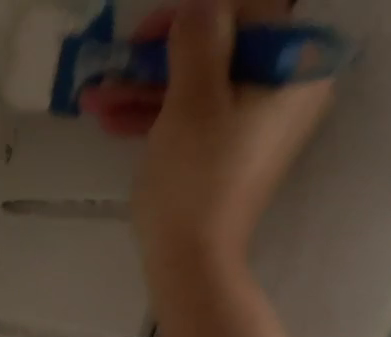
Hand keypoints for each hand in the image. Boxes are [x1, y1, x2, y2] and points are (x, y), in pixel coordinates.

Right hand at [81, 0, 334, 275]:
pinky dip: (156, 114)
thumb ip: (199, 41)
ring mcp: (258, 122)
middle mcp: (288, 87)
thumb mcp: (192, 102)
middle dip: (160, 58)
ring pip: (200, 85)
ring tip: (96, 98)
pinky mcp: (231, 150)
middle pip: (223, 49)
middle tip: (113, 66)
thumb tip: (199, 6)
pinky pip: (196, 115)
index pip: (251, 12)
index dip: (194, 15)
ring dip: (145, 88)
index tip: (144, 35)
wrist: (191, 257)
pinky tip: (112, 118)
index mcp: (295, 67)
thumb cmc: (195, 179)